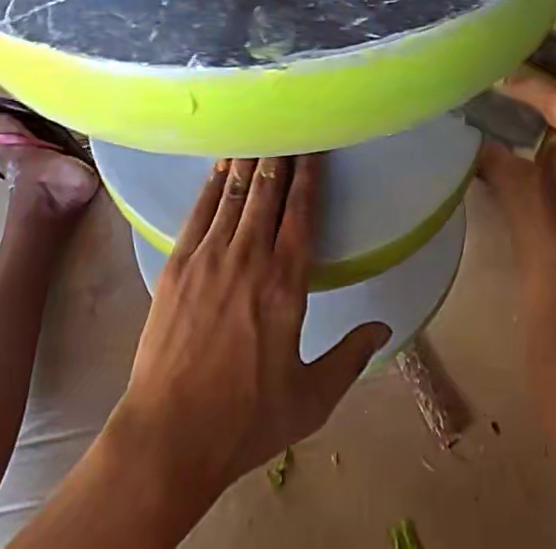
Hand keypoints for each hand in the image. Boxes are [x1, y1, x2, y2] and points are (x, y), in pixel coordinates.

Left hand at [106, 156, 389, 502]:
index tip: (314, 149)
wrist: (173, 429)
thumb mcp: (312, 397)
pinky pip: (198, 213)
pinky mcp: (178, 264)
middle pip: (266, 194)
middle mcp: (247, 260)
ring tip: (257, 135)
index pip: (301, 215)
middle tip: (286, 127)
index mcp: (286, 286)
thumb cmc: (247, 419)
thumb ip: (350, 357)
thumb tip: (383, 326)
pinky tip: (218, 169)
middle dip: (279, 158)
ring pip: (232, 196)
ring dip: (246, 163)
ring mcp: (208, 258)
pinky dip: (211, 186)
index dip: (309, 178)